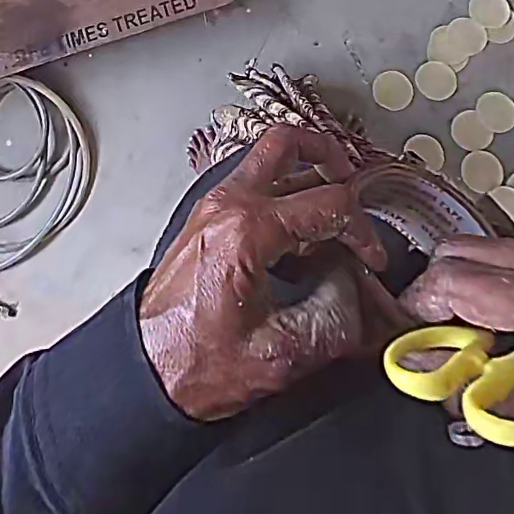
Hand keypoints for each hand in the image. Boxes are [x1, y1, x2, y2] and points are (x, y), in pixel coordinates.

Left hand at [140, 126, 400, 421]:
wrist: (143, 371)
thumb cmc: (192, 362)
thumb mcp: (279, 354)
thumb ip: (335, 319)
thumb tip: (361, 292)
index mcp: (247, 230)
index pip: (329, 202)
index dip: (362, 230)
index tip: (370, 257)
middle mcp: (228, 204)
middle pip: (288, 143)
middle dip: (329, 156)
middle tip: (353, 183)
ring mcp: (214, 206)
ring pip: (269, 158)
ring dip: (305, 173)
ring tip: (329, 216)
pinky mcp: (209, 218)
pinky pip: (254, 184)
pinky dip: (284, 195)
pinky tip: (299, 240)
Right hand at [399, 232, 513, 513]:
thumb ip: (495, 402)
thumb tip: (427, 366)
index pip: (463, 280)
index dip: (420, 312)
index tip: (409, 347)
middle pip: (461, 253)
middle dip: (436, 302)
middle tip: (445, 356)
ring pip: (477, 250)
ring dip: (462, 295)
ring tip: (482, 351)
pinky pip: (504, 255)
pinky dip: (488, 288)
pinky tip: (508, 332)